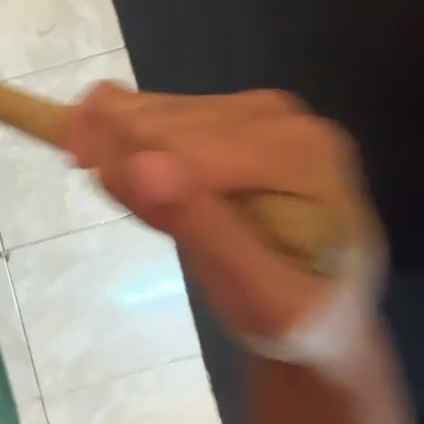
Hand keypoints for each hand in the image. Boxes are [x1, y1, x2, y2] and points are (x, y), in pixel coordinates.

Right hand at [69, 85, 383, 350]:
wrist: (323, 310)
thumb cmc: (300, 316)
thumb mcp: (261, 299)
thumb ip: (206, 229)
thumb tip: (142, 166)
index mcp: (299, 150)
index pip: (185, 142)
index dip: (129, 164)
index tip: (100, 189)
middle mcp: (276, 114)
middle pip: (158, 118)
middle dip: (121, 159)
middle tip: (136, 215)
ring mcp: (248, 107)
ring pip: (142, 107)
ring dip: (116, 149)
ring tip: (143, 207)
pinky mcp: (221, 109)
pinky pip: (142, 106)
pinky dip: (117, 137)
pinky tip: (132, 175)